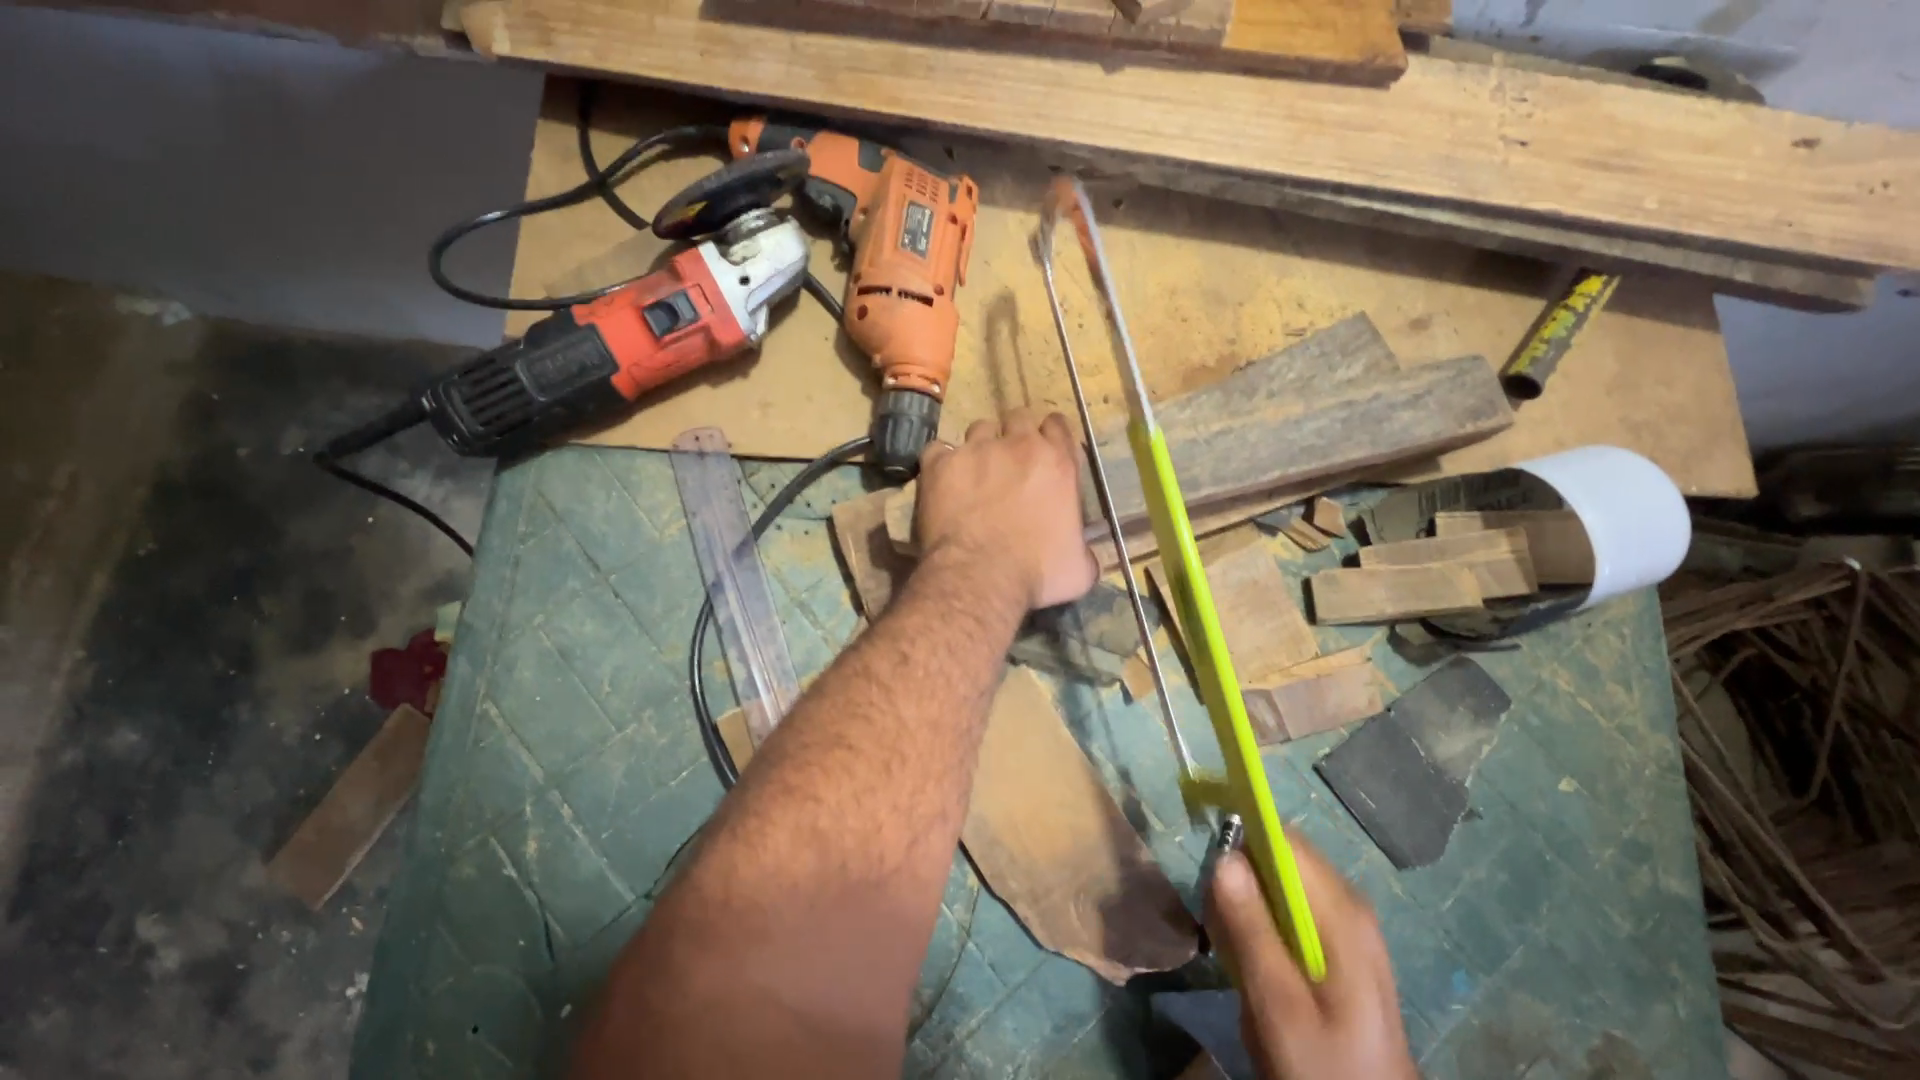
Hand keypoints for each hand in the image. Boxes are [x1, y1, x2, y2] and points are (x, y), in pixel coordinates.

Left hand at [915, 408, 1096, 609]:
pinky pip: (938, 449)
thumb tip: (1083, 556)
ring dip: (979, 446)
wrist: (980, 578)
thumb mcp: (1079, 569)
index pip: (1058, 425)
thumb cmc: (1037, 574)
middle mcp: (1018, 445)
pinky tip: (941, 481)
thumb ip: (1083, 550)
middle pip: (1018, 417)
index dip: (1050, 436)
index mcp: (1058, 463)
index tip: (1044, 453)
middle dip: (1014, 434)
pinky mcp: (939, 464)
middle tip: (1009, 462)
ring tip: (974, 472)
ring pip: (979, 428)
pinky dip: (941, 462)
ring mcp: (975, 450)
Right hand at [1205, 842, 1418, 1079]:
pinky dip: (1262, 921)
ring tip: (1230, 946)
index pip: (1285, 842)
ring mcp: (1347, 924)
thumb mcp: (1278, 1007)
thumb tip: (1223, 857)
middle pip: (1282, 859)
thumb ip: (1251, 931)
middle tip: (1215, 919)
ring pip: (1282, 884)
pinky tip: (1251, 959)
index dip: (1242, 836)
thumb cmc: (1324, 1064)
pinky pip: (1291, 909)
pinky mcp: (1339, 943)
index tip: (1204, 857)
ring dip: (1247, 903)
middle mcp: (1349, 905)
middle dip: (1241, 877)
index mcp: (1342, 913)